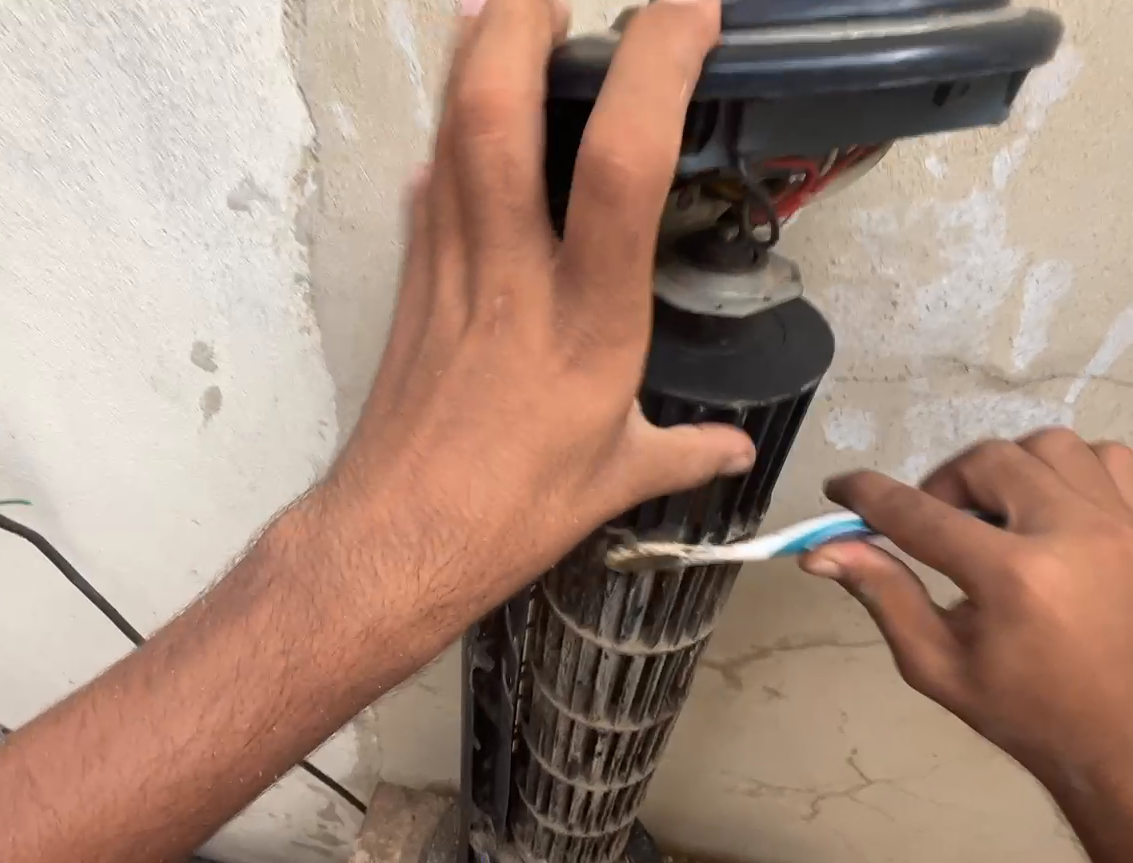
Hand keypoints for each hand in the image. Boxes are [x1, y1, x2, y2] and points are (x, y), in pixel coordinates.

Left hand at [319, 0, 754, 616]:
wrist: (398, 540)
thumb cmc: (511, 515)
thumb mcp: (615, 483)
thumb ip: (684, 452)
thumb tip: (734, 449)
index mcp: (588, 324)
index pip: (624, 166)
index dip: (657, 65)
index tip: (690, 9)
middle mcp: (512, 277)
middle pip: (498, 112)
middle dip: (522, 17)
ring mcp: (447, 275)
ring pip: (450, 136)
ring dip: (475, 56)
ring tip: (506, 11)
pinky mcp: (408, 290)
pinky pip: (425, 196)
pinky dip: (445, 151)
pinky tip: (458, 142)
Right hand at [803, 429, 1132, 793]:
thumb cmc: (1027, 715)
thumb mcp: (934, 664)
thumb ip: (881, 594)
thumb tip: (821, 553)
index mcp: (1014, 576)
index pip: (919, 513)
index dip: (866, 495)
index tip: (837, 489)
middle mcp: (1072, 532)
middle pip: (985, 461)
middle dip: (938, 486)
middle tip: (926, 531)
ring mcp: (1119, 523)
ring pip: (1045, 446)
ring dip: (999, 470)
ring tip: (984, 517)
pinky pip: (1104, 457)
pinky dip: (1062, 468)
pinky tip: (1040, 509)